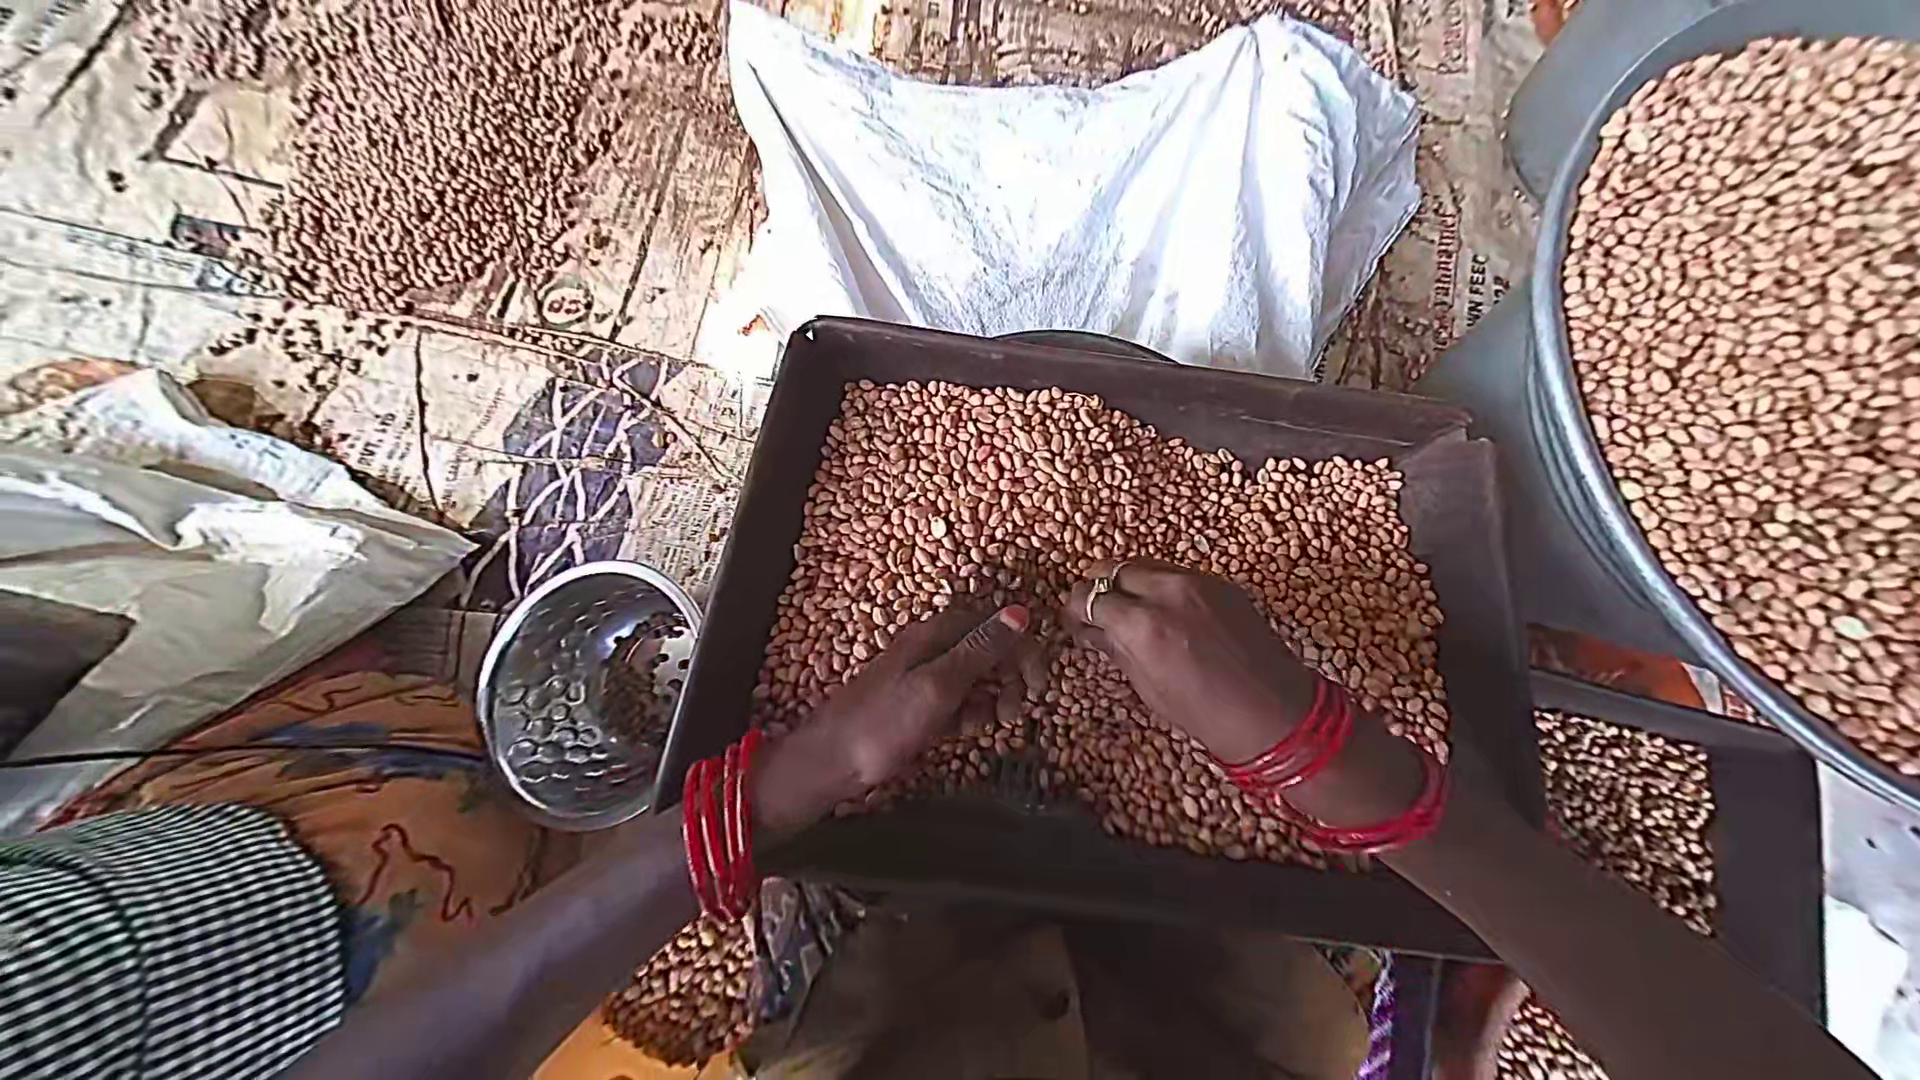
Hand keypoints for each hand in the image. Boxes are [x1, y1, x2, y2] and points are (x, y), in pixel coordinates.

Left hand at [755, 600, 1039, 834]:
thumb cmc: (885, 723)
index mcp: (937, 633)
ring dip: (990, 699)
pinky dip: (967, 713)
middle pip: (989, 649)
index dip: (1023, 650)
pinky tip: (961, 731)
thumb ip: (980, 648)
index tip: (1039, 685)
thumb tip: (1020, 611)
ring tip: (982, 725)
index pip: (996, 624)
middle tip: (1010, 713)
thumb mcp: (939, 684)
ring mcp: (924, 673)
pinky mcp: (919, 700)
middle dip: (1008, 678)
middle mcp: (933, 645)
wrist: (830, 761)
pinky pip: (958, 698)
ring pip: (976, 676)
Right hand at [1063, 558, 1424, 824]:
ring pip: (1142, 565)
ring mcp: (1198, 582)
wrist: (1275, 713)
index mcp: (1145, 625)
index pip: (1090, 596)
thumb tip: (1086, 627)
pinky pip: (1173, 573)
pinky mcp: (1219, 582)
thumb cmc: (1205, 712)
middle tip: (1096, 610)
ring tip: (1127, 609)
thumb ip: (1113, 646)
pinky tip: (1160, 611)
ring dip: (1126, 582)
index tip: (1074, 618)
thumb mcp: (1147, 685)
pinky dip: (1156, 585)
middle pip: (1112, 568)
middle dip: (1097, 587)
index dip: (1075, 607)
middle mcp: (1168, 592)